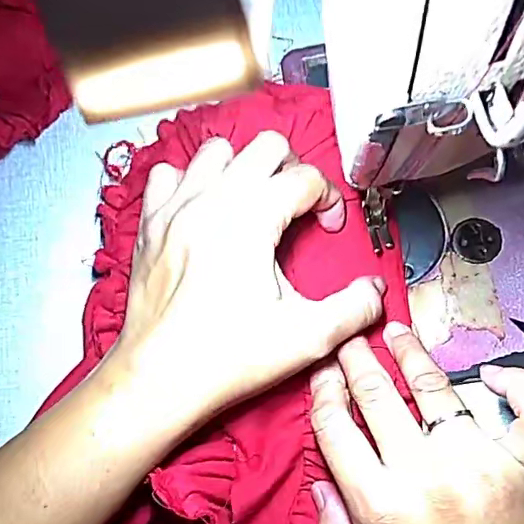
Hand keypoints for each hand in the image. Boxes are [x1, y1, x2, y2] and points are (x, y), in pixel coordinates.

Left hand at [103, 130, 386, 432]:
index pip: (305, 178)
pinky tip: (200, 208)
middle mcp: (211, 201)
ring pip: (214, 152)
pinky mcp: (149, 225)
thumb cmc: (223, 357)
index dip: (328, 198)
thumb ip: (354, 308)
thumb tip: (373, 292)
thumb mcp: (307, 337)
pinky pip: (167, 176)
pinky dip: (188, 181)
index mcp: (251, 218)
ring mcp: (175, 209)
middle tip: (296, 203)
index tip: (326, 224)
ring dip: (241, 167)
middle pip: (265, 147)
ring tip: (251, 199)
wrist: (160, 376)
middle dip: (291, 168)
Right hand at [308, 324, 523, 523]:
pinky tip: (492, 372)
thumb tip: (319, 485)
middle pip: (381, 399)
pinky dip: (519, 384)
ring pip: (443, 393)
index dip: (322, 393)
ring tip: (397, 333)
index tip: (319, 373)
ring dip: (414, 357)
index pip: (336, 429)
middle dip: (357, 361)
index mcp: (380, 510)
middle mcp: (428, 476)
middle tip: (348, 338)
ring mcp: (486, 467)